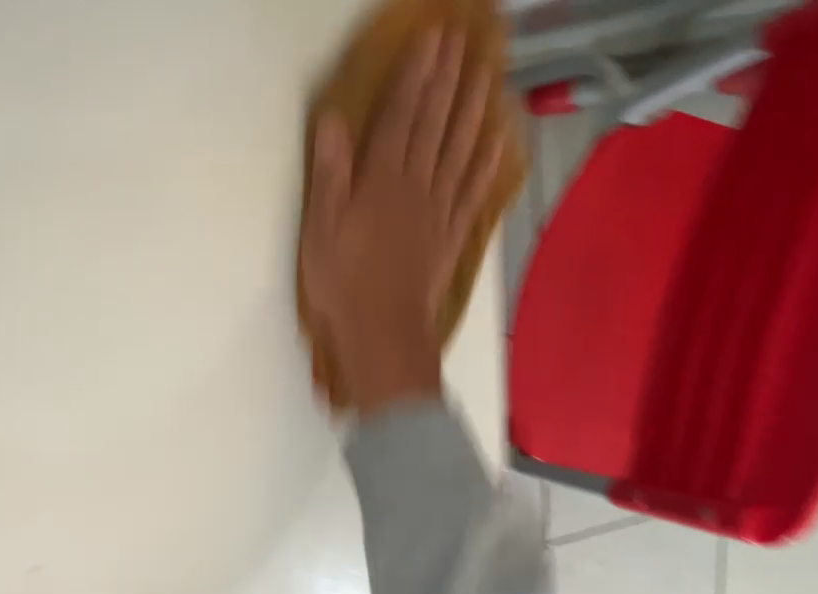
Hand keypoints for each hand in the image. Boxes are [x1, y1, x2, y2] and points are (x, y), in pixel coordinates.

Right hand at [301, 29, 505, 416]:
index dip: (417, 74)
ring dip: (474, 107)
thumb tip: (335, 119)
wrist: (383, 332)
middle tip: (465, 38)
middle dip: (450, 77)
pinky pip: (474, 187)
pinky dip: (487, 158)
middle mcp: (416, 185)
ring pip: (461, 147)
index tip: (432, 37)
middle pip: (436, 123)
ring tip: (487, 71)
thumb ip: (330, 174)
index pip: (402, 116)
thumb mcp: (320, 229)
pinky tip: (497, 135)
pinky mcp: (451, 233)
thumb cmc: (342, 283)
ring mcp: (439, 208)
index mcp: (381, 181)